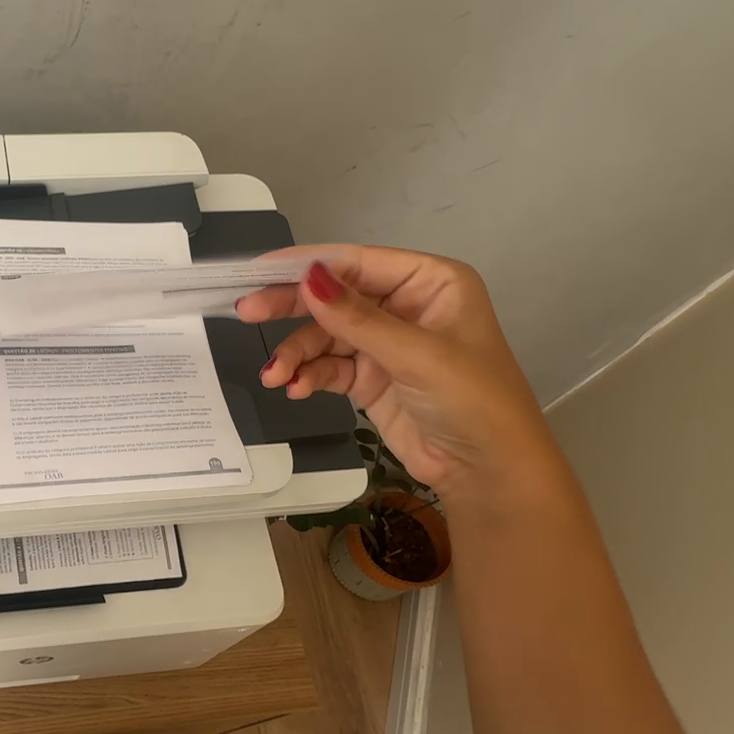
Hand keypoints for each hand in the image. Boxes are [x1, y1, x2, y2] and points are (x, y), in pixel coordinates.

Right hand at [235, 245, 550, 499]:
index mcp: (428, 282)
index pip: (357, 262)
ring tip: (276, 377)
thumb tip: (307, 277)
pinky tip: (295, 390)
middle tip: (246, 312)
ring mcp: (384, 343)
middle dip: (291, 308)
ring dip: (296, 355)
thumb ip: (356, 318)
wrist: (487, 471)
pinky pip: (328, 367)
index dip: (306, 265)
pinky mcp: (369, 378)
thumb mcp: (415, 355)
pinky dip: (308, 376)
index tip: (259, 270)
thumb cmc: (472, 400)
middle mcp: (403, 305)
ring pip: (324, 337)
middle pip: (334, 297)